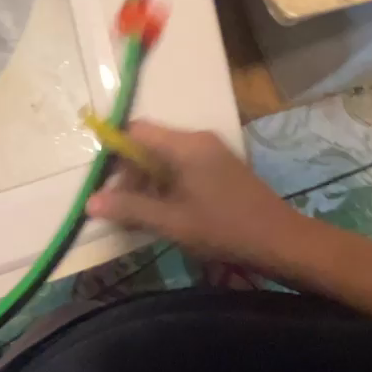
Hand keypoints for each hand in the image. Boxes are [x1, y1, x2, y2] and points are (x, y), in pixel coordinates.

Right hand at [85, 121, 312, 270]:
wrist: (281, 241)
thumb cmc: (224, 229)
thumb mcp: (171, 222)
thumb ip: (130, 209)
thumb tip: (90, 202)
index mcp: (186, 145)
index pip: (136, 130)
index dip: (114, 152)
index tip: (103, 183)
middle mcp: (199, 140)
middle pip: (150, 144)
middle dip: (130, 173)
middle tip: (121, 207)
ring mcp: (213, 152)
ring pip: (166, 158)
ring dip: (149, 182)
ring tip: (141, 215)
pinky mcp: (222, 168)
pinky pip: (184, 167)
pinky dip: (168, 185)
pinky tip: (166, 213)